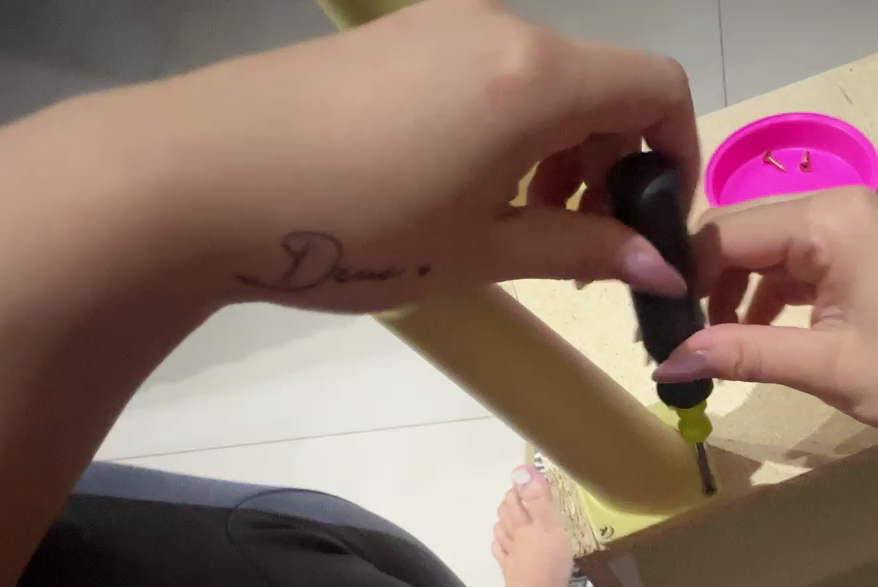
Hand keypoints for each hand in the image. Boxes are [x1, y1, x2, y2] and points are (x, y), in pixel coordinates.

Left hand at [75, 0, 696, 310]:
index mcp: (535, 78)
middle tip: (586, 245)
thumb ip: (586, 249)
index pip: (658, 87)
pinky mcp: (404, 38)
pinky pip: (499, 78)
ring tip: (530, 226)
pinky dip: (520, 135)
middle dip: (619, 168)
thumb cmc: (362, 229)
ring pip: (553, 86)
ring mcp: (446, 25)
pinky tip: (480, 190)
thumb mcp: (489, 251)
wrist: (197, 180)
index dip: (679, 154)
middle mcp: (502, 29)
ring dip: (569, 156)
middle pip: (607, 87)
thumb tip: (666, 269)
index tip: (656, 223)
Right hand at [653, 187, 877, 437]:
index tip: (658, 330)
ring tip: (713, 350)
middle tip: (679, 344)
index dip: (684, 280)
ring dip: (735, 299)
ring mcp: (849, 229)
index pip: (725, 234)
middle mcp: (834, 207)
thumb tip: (667, 364)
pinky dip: (768, 302)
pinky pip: (793, 268)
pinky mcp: (858, 255)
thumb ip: (742, 355)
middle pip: (741, 238)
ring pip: (764, 254)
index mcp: (826, 219)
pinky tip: (756, 339)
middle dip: (706, 290)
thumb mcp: (823, 365)